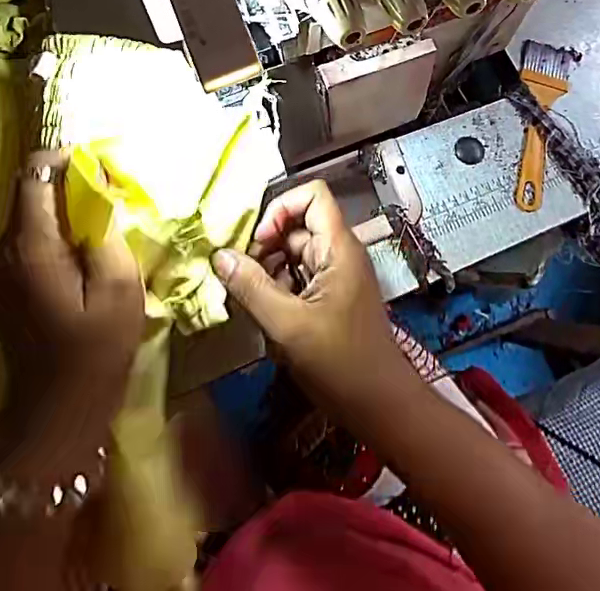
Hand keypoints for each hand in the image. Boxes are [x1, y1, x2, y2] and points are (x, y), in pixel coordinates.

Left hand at [0, 150, 143, 481]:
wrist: (58, 407)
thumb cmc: (97, 345)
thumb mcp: (119, 284)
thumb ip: (105, 229)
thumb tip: (98, 184)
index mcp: (29, 248)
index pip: (33, 175)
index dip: (64, 158)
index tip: (99, 166)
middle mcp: (0, 252)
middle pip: (29, 192)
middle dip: (68, 183)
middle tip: (110, 195)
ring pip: (28, 214)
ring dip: (62, 208)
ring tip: (101, 224)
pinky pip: (25, 238)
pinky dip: (53, 231)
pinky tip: (81, 251)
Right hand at [210, 180, 414, 418]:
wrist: (379, 403)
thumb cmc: (340, 363)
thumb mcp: (288, 326)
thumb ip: (252, 288)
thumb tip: (219, 256)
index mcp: (339, 247)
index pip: (312, 196)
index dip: (280, 208)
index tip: (258, 243)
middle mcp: (340, 252)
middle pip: (298, 225)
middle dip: (266, 245)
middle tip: (242, 279)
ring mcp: (337, 274)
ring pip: (295, 253)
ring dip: (269, 270)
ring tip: (250, 299)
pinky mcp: (332, 296)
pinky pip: (300, 276)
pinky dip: (279, 287)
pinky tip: (265, 313)